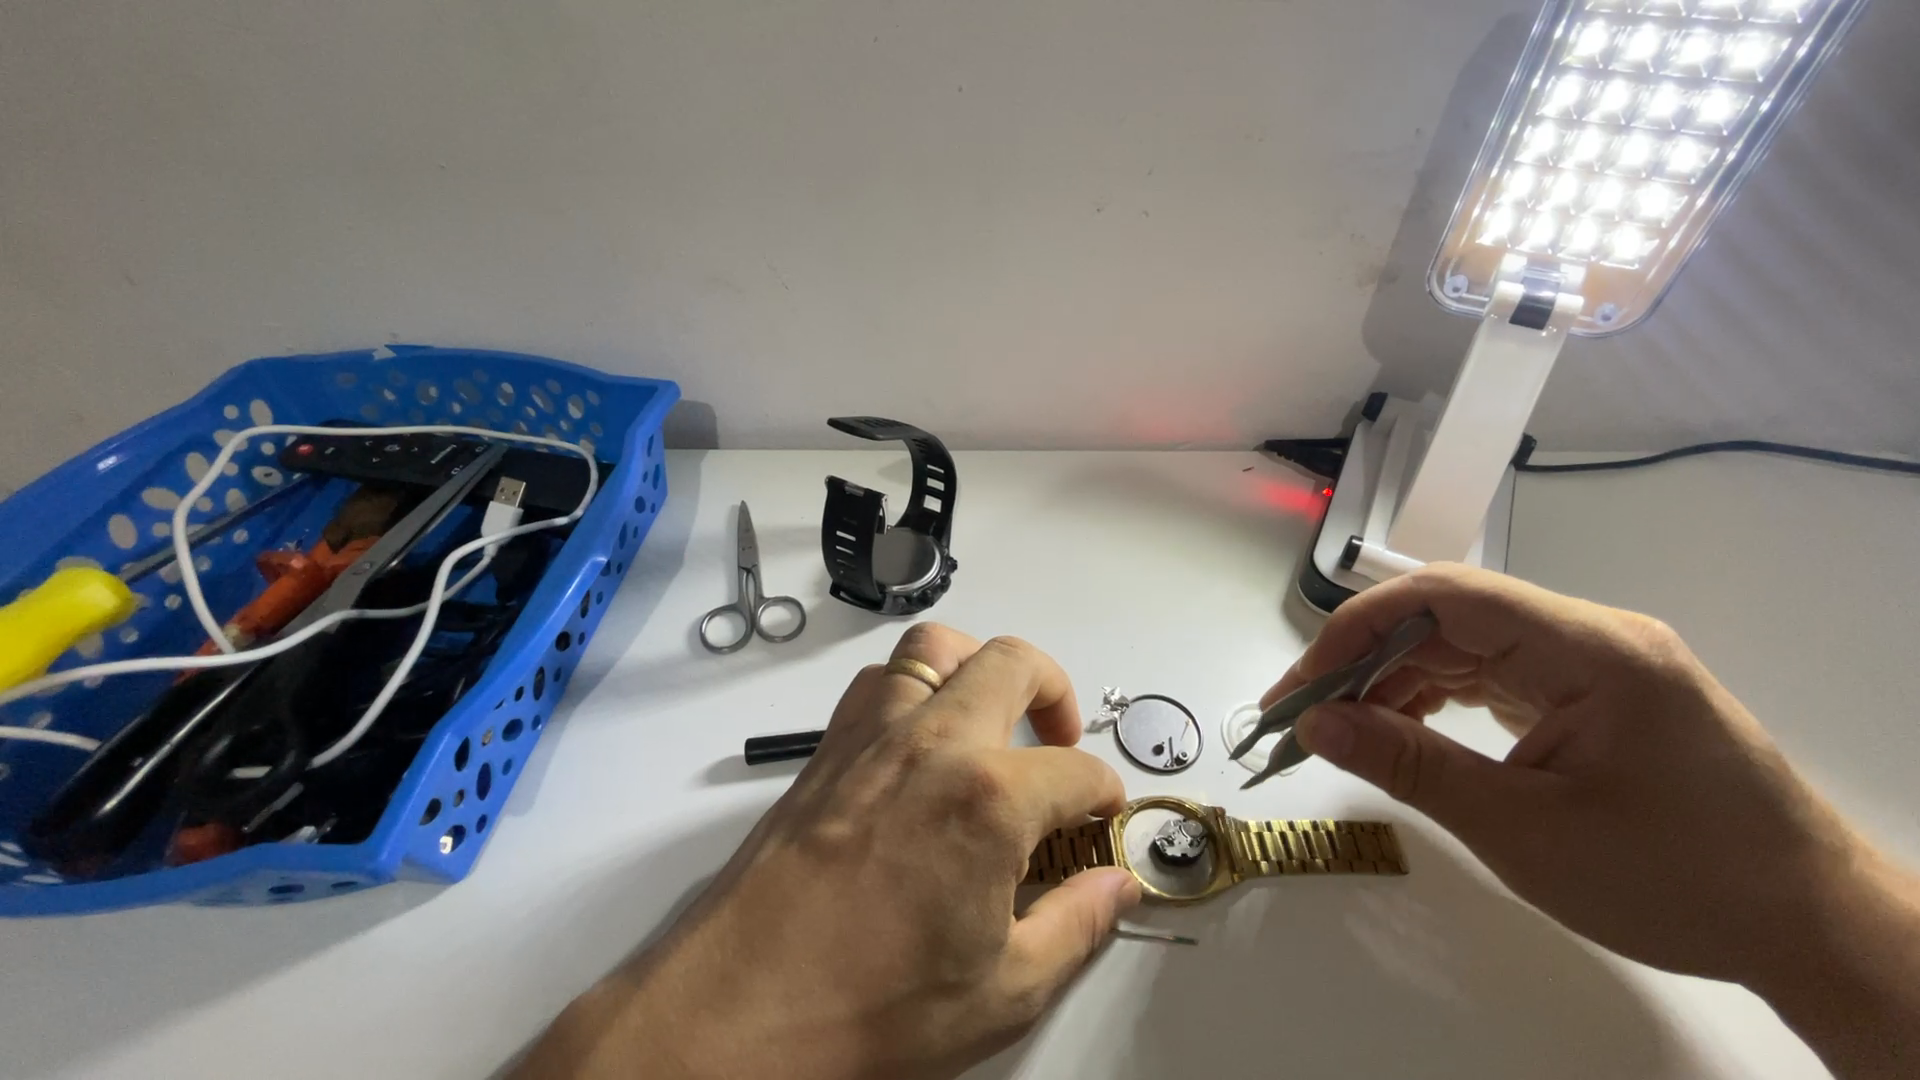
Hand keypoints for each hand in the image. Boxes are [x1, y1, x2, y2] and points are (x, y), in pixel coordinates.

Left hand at [516, 625, 1138, 1079]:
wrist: (737, 1012)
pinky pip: (878, 681)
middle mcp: (934, 741)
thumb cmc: (871, 1009)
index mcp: (989, 798)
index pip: (1078, 770)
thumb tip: (1116, 886)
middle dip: (1055, 692)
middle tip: (1059, 740)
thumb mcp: (1003, 990)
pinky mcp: (827, 748)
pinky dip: (912, 685)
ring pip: (934, 646)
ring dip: (976, 666)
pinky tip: (920, 739)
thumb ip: (1076, 926)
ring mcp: (873, 733)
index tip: (1101, 816)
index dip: (1104, 793)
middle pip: (1014, 663)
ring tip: (989, 716)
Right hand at [1277, 564, 1919, 1076]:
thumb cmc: (1677, 884)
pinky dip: (1434, 696)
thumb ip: (1409, 765)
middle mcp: (1592, 634)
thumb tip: (1315, 724)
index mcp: (1591, 649)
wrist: (1817, 931)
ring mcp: (1594, 659)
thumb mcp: (1522, 830)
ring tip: (1341, 728)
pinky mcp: (1592, 688)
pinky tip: (1399, 729)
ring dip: (1393, 679)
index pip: (1445, 598)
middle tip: (1303, 715)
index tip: (1302, 688)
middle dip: (1363, 660)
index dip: (1356, 629)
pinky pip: (1490, 671)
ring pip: (1462, 642)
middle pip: (1447, 617)